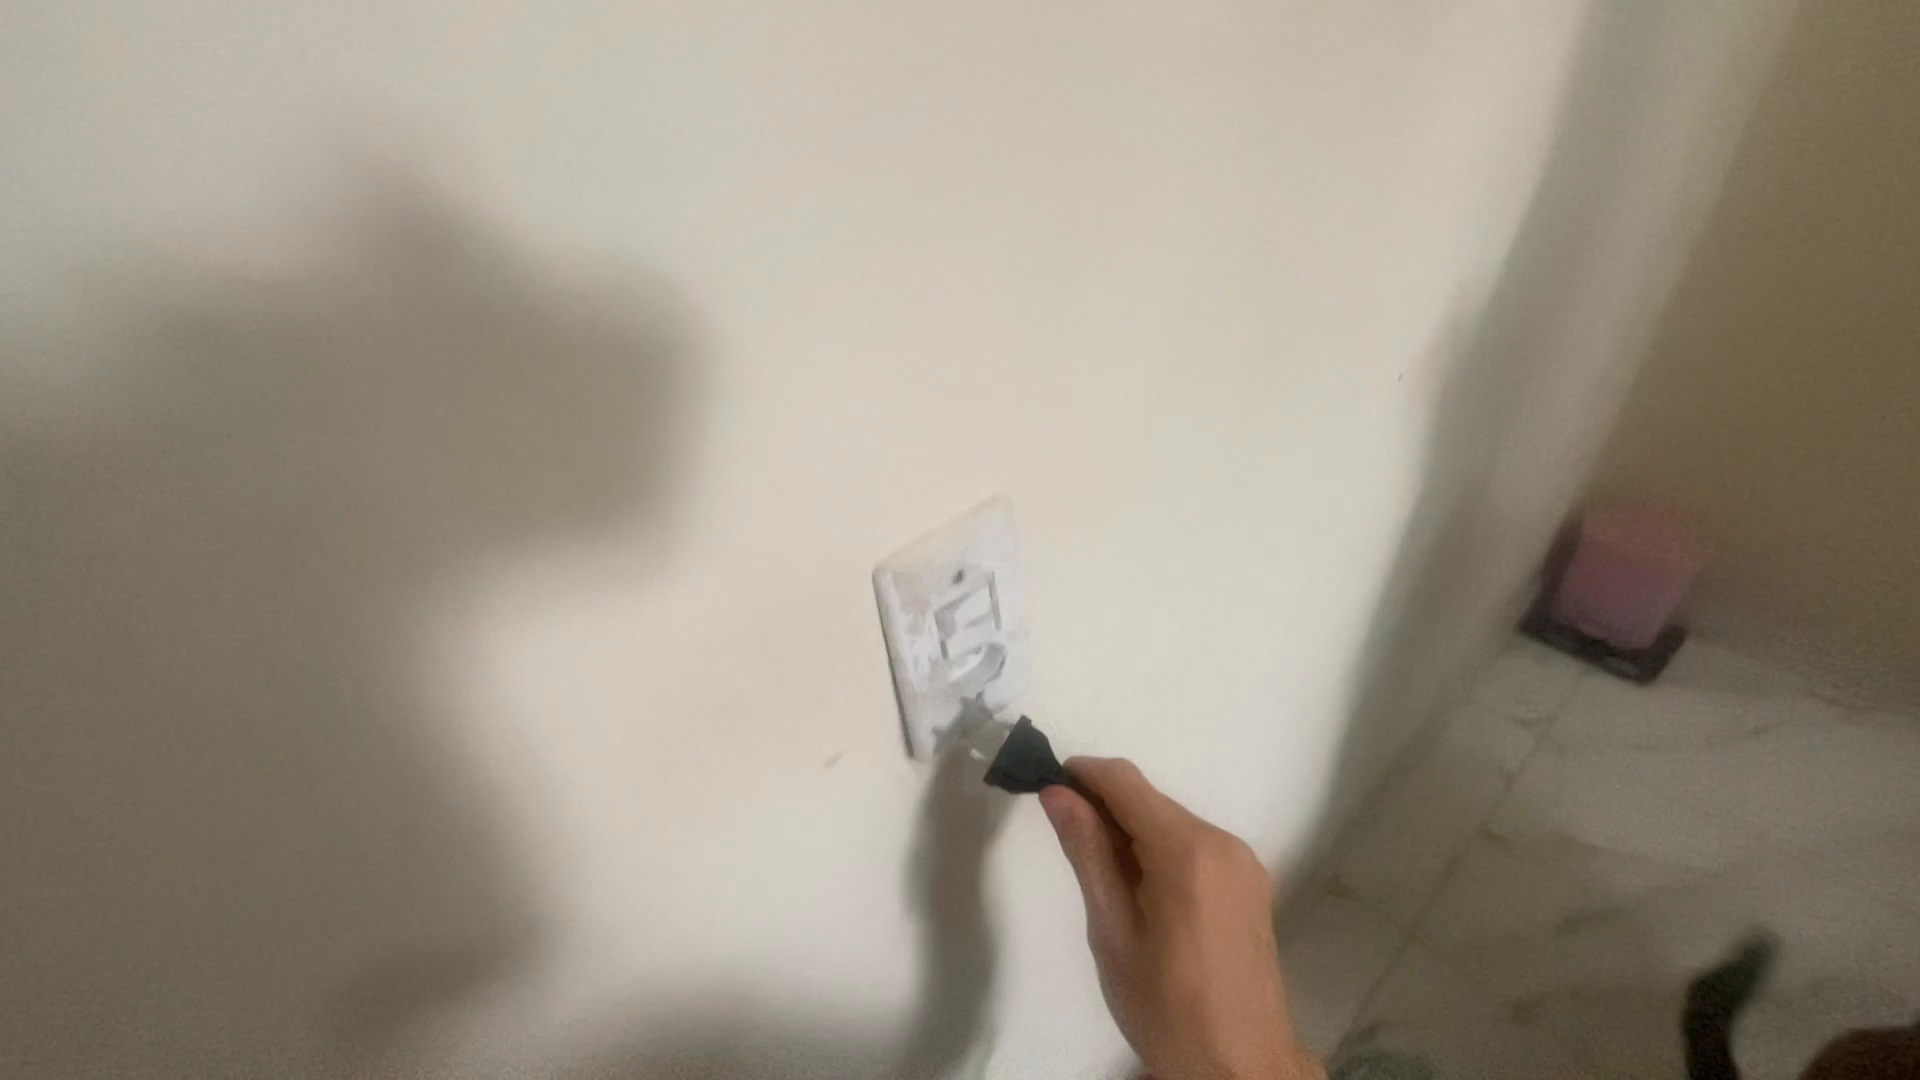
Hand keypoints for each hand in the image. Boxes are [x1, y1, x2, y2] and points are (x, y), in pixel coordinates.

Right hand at [1040, 759, 1322, 1079]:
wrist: (1241, 1069)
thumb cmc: (1165, 1006)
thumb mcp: (1111, 931)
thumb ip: (1086, 851)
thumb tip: (1057, 791)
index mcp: (1187, 851)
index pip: (1125, 782)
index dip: (1083, 773)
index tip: (1046, 784)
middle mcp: (1222, 841)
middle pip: (1149, 799)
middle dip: (1104, 805)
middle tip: (1066, 838)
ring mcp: (1243, 861)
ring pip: (1170, 819)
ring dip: (1130, 828)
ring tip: (1101, 875)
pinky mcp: (1250, 881)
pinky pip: (1193, 843)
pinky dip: (1159, 848)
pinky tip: (1140, 888)